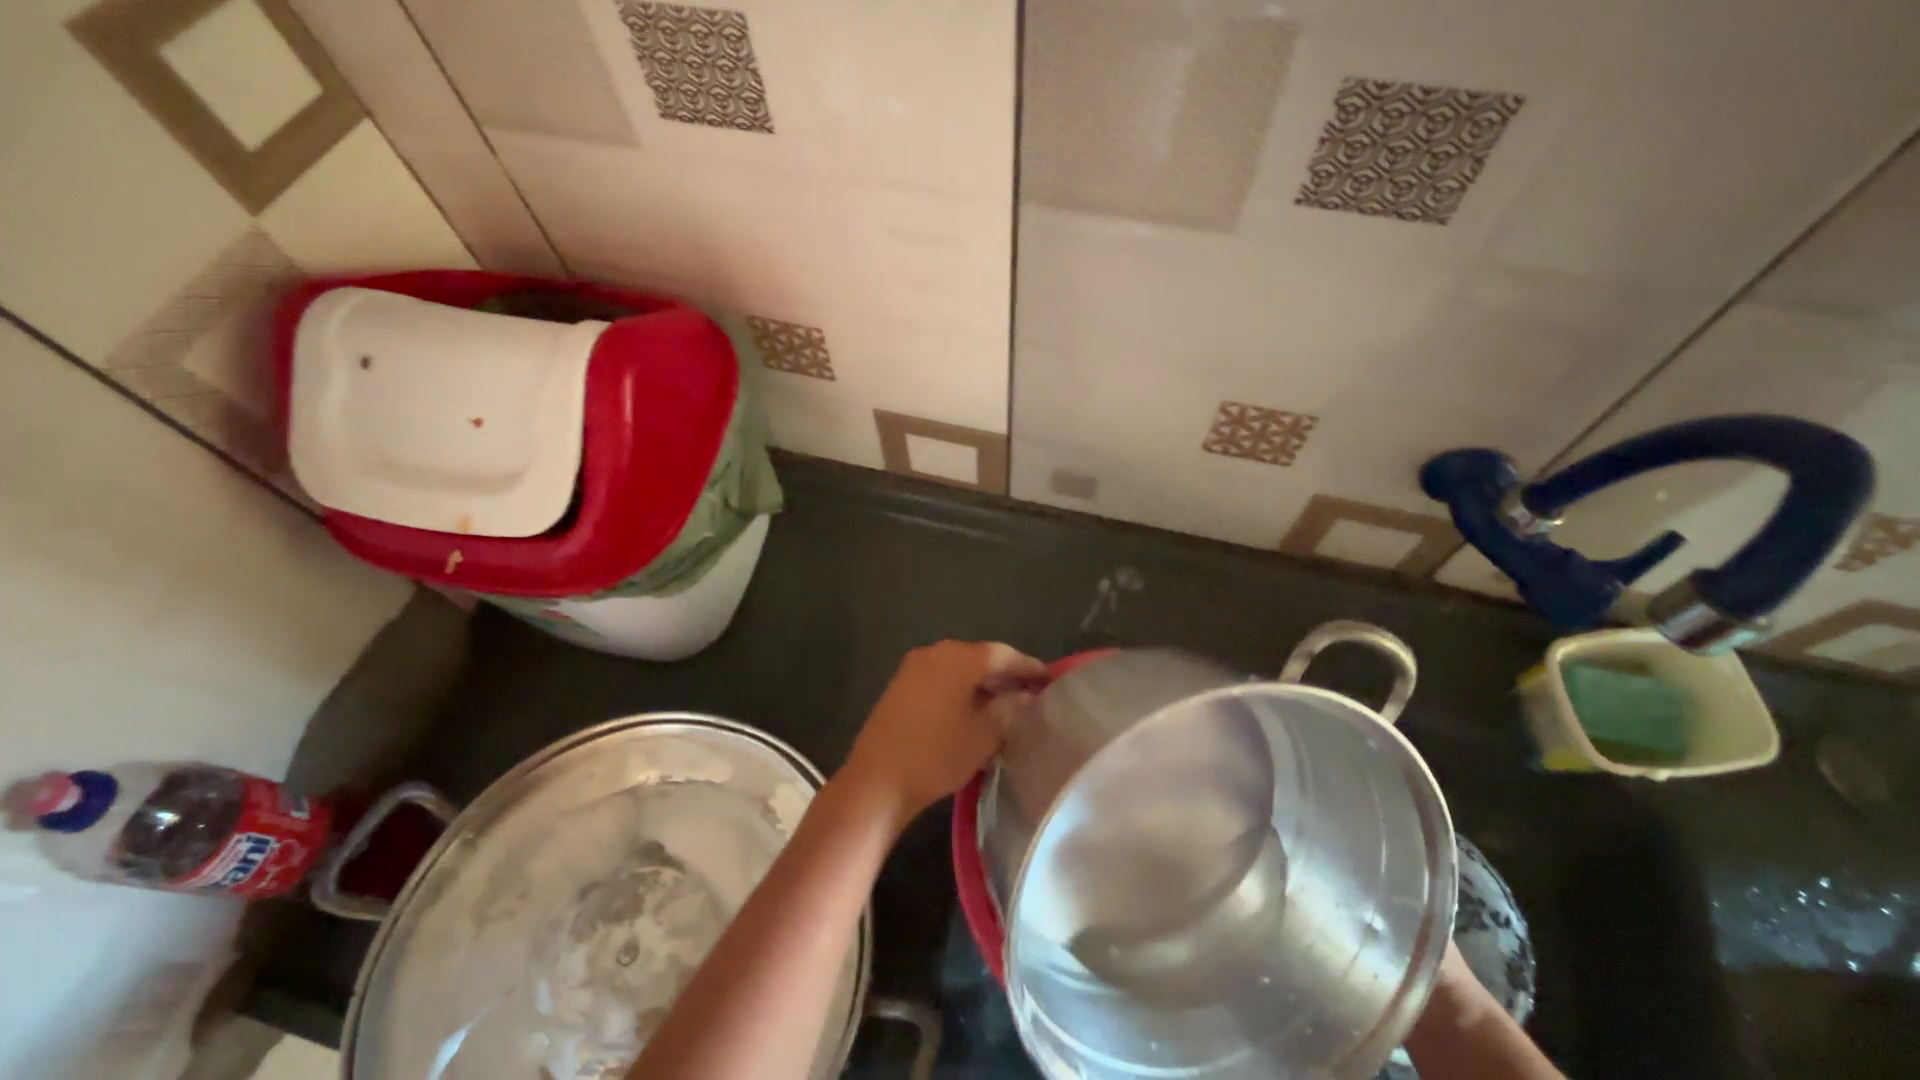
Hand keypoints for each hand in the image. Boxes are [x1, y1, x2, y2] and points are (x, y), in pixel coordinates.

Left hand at [838, 641, 1044, 824]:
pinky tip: (973, 712)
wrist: (877, 780)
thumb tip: (1024, 697)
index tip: (1049, 680)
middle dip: (1005, 675)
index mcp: (958, 658)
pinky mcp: (900, 687)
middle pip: (979, 658)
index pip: (1003, 654)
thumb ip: (1009, 710)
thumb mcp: (984, 735)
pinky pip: (940, 680)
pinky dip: (961, 690)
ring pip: (958, 669)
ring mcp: (913, 669)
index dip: (1028, 667)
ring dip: (982, 683)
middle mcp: (934, 653)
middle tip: (1030, 693)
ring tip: (1006, 705)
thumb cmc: (937, 755)